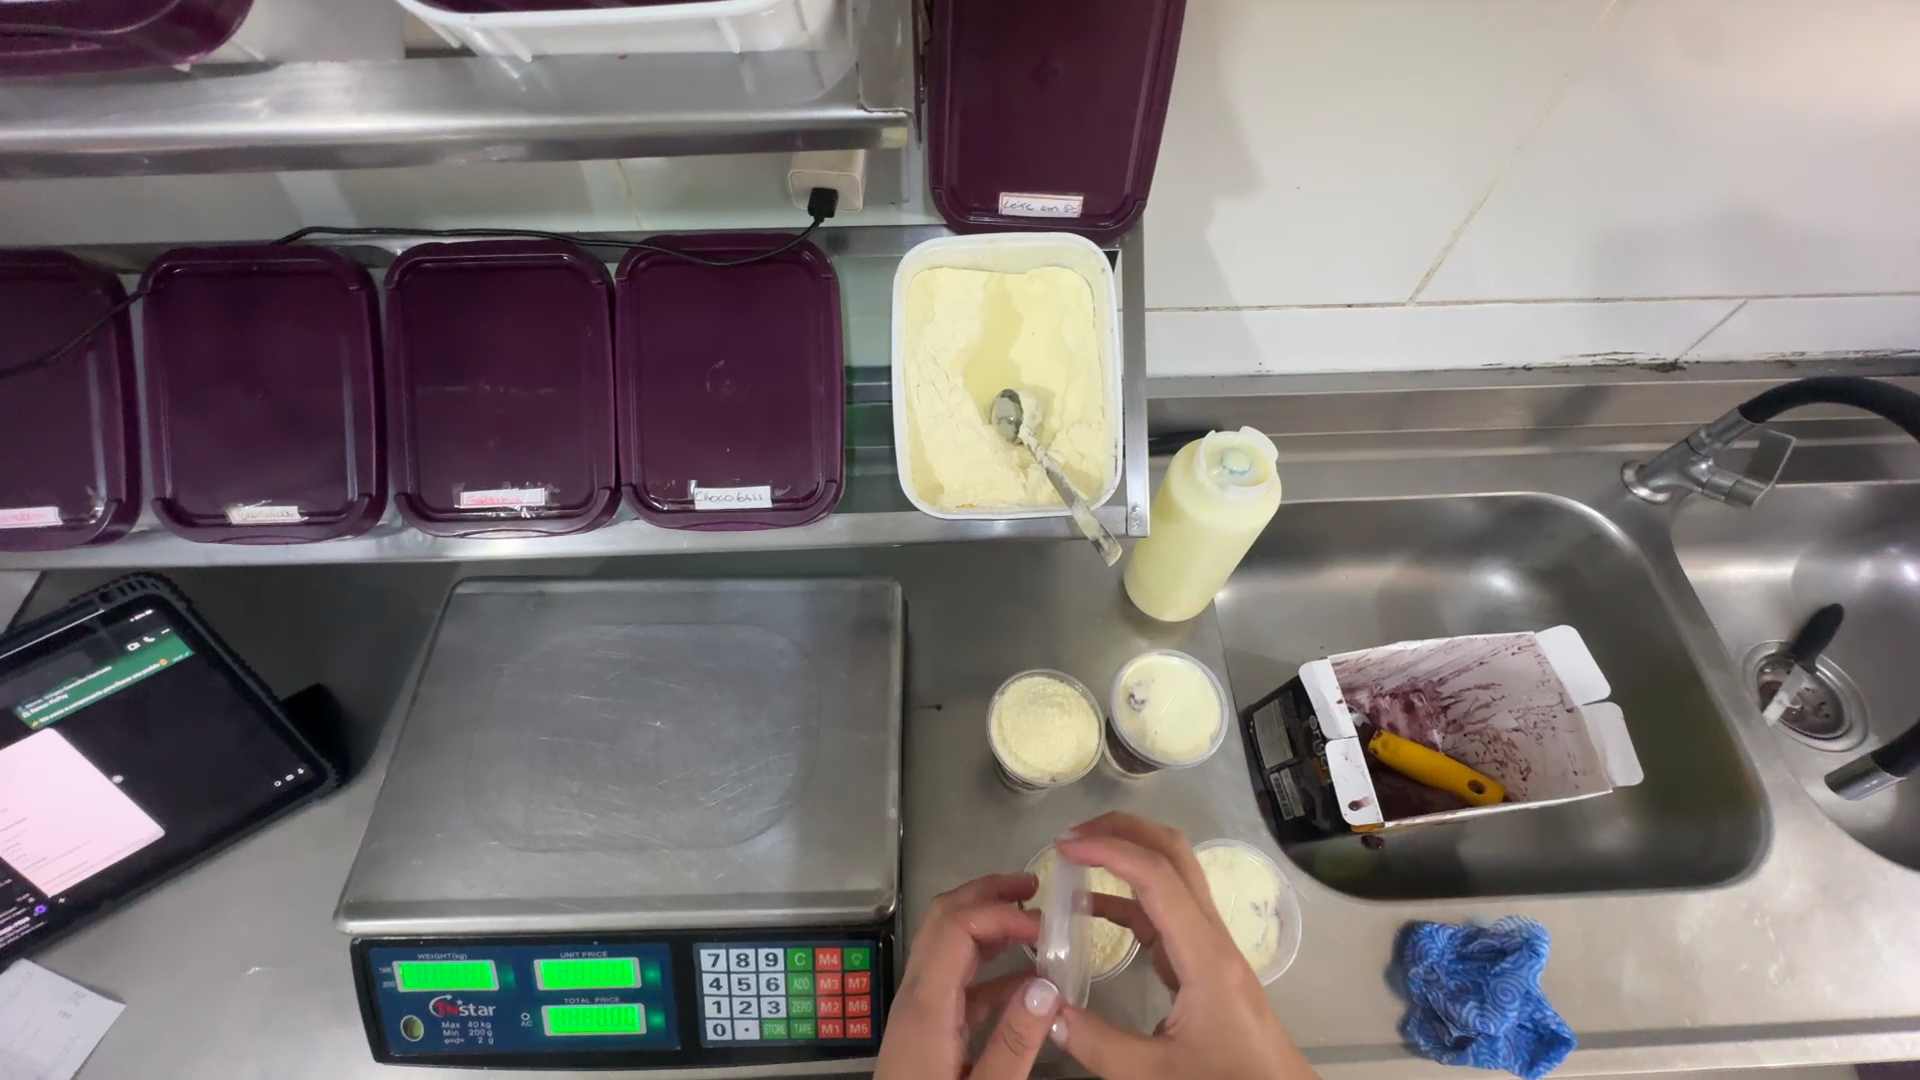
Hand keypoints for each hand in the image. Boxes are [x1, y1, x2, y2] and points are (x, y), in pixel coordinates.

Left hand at [875, 873, 1065, 1079]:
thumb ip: (1014, 1045)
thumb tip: (1047, 984)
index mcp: (926, 1006)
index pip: (957, 926)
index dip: (1001, 912)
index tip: (1044, 925)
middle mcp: (916, 995)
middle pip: (945, 918)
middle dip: (987, 894)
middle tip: (1033, 888)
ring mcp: (918, 1011)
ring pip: (948, 944)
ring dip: (988, 924)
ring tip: (1033, 922)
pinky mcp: (926, 1032)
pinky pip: (957, 981)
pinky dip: (990, 968)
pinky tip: (1025, 982)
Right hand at [1051, 813, 1316, 1079]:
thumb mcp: (1159, 1078)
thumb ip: (1099, 1045)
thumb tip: (1047, 1010)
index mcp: (1205, 955)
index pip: (1157, 876)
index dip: (1109, 850)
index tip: (1065, 847)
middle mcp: (1211, 935)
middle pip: (1173, 852)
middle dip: (1122, 830)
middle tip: (1073, 836)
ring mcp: (1209, 943)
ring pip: (1172, 872)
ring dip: (1127, 853)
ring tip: (1078, 857)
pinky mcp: (1203, 958)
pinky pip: (1163, 909)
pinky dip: (1126, 896)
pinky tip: (1091, 907)